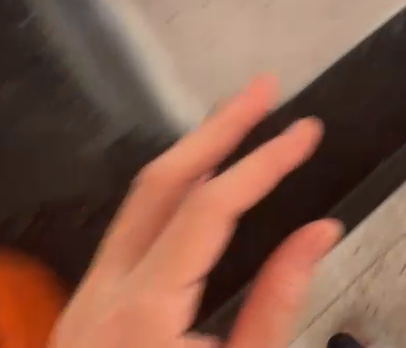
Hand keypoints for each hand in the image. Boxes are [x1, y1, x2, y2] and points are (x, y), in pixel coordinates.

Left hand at [51, 78, 342, 347]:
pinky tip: (209, 174)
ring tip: (245, 113)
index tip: (310, 131)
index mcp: (139, 319)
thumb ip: (279, 303)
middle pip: (158, 184)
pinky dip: (178, 187)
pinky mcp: (86, 310)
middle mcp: (100, 297)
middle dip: (218, 128)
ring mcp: (83, 301)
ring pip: (139, 199)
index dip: (263, 162)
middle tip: (267, 86)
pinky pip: (134, 227)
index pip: (209, 210)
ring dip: (197, 149)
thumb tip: (322, 228)